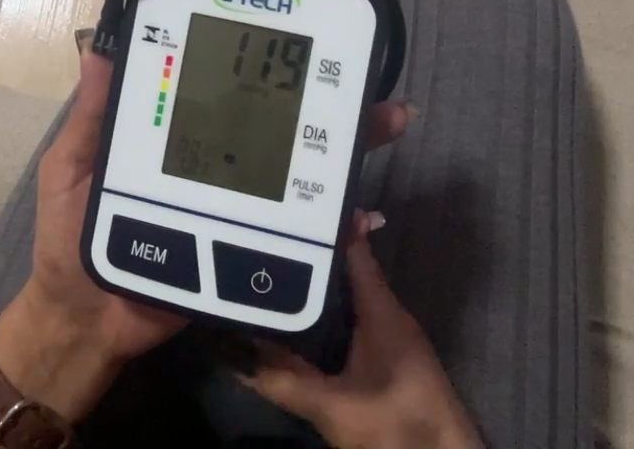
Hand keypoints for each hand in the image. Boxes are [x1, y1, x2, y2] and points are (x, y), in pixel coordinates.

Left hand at [0, 51, 414, 421]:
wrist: (85, 322)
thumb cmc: (69, 235)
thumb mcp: (72, 167)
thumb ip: (92, 117)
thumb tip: (98, 49)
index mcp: (172, 136)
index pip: (219, 90)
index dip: (253, 62)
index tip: (290, 31)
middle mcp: (212, 162)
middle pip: (271, 124)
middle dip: (319, 100)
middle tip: (361, 79)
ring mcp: (233, 205)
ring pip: (294, 173)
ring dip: (341, 149)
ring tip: (383, 121)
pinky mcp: (245, 249)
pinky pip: (294, 235)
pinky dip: (333, 225)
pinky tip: (361, 211)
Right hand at [241, 216, 482, 448]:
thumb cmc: (401, 428)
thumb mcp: (334, 408)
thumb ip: (283, 381)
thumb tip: (232, 359)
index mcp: (382, 311)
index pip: (352, 249)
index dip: (322, 225)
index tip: (284, 206)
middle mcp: (386, 316)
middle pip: (342, 273)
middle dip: (303, 258)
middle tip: (258, 240)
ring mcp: (387, 341)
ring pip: (342, 301)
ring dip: (309, 291)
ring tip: (262, 274)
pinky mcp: (384, 365)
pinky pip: (344, 326)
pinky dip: (317, 319)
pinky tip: (289, 325)